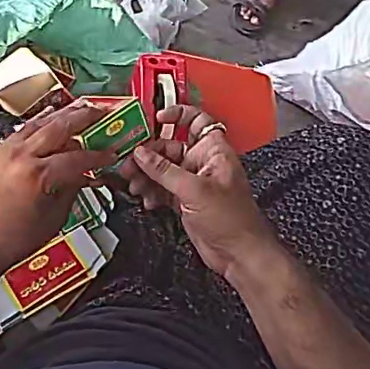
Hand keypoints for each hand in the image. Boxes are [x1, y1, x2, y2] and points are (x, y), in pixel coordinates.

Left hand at [0, 100, 117, 271]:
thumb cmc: (12, 237)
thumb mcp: (55, 217)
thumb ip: (71, 189)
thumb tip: (83, 174)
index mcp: (39, 175)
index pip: (77, 157)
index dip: (98, 156)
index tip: (109, 154)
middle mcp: (22, 157)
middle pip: (60, 127)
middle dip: (84, 118)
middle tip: (101, 112)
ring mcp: (7, 152)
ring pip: (40, 123)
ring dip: (63, 113)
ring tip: (80, 107)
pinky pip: (23, 130)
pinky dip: (40, 122)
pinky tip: (50, 116)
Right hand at [120, 105, 278, 281]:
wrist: (239, 254)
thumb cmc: (231, 220)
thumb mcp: (194, 190)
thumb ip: (164, 170)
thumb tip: (141, 153)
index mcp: (214, 151)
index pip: (196, 121)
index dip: (177, 115)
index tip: (156, 119)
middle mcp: (203, 163)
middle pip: (170, 148)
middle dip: (149, 155)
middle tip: (130, 164)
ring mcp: (193, 182)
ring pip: (163, 170)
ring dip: (146, 176)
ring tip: (134, 185)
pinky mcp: (185, 200)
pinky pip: (162, 188)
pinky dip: (152, 192)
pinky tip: (146, 200)